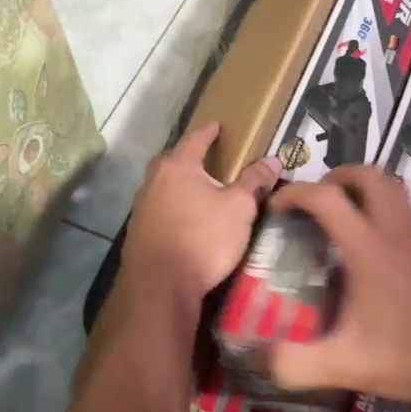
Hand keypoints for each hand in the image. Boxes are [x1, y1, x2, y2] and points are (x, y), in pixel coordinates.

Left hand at [122, 121, 279, 301]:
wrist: (160, 286)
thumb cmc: (203, 238)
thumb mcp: (239, 208)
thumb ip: (255, 181)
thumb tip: (273, 159)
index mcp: (179, 166)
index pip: (195, 139)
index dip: (208, 131)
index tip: (216, 125)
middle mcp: (154, 180)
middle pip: (172, 160)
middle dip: (189, 157)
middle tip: (207, 158)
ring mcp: (141, 207)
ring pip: (163, 185)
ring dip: (179, 184)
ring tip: (198, 189)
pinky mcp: (138, 232)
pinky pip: (159, 208)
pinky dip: (172, 207)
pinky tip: (184, 218)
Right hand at [265, 167, 410, 402]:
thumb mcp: (346, 366)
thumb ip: (294, 363)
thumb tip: (256, 356)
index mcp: (367, 247)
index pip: (324, 197)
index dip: (294, 192)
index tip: (276, 205)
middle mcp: (396, 228)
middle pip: (365, 174)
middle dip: (334, 177)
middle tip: (314, 202)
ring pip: (392, 187)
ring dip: (363, 190)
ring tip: (342, 218)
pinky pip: (408, 208)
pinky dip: (386, 209)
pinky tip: (378, 246)